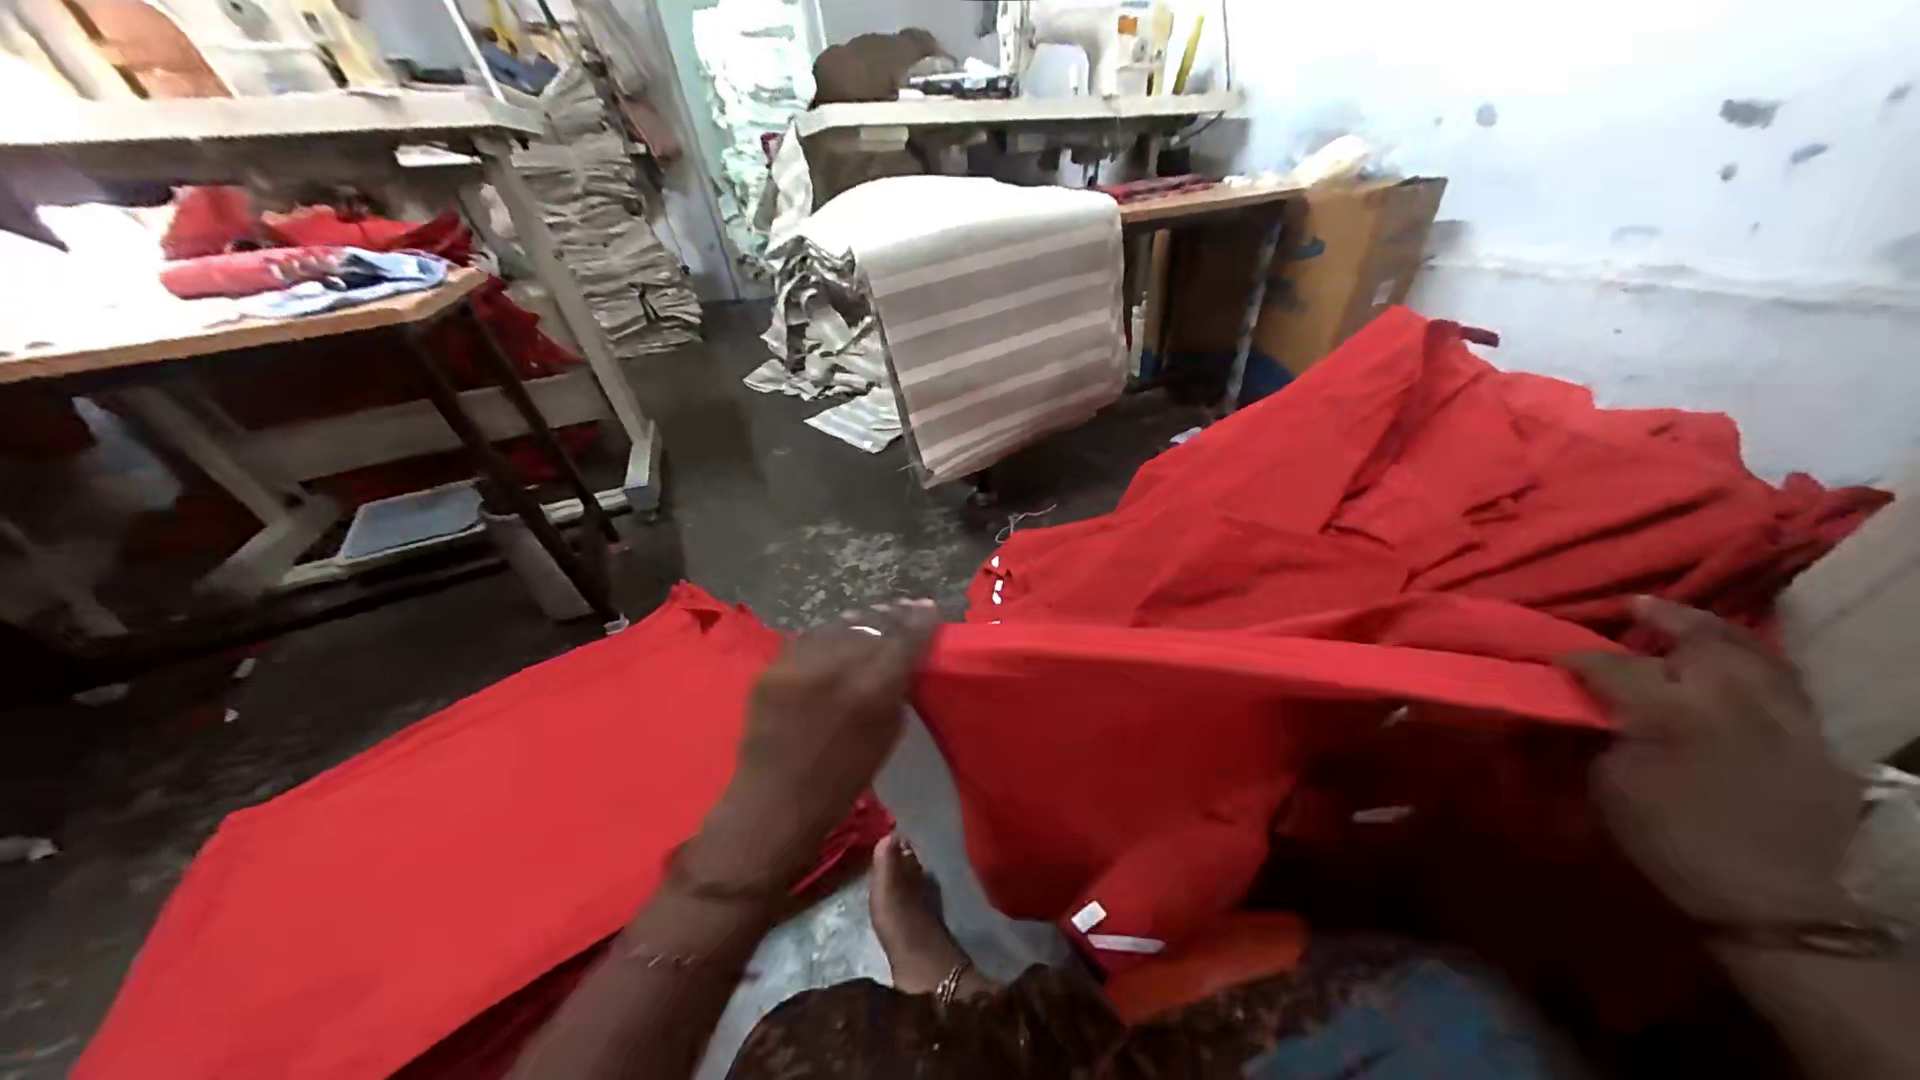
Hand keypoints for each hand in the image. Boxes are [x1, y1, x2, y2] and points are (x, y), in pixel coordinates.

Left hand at [685, 600, 939, 892]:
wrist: (774, 803)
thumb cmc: (841, 781)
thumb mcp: (887, 737)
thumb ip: (896, 691)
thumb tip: (903, 658)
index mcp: (872, 691)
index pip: (904, 640)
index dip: (919, 621)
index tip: (928, 607)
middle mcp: (835, 668)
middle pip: (871, 626)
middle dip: (891, 616)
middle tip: (904, 607)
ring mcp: (798, 665)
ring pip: (838, 626)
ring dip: (860, 621)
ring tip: (873, 615)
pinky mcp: (772, 668)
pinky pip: (809, 640)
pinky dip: (828, 637)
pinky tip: (836, 637)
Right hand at [1562, 598, 1863, 925]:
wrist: (1770, 896)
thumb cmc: (1667, 837)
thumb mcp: (1606, 781)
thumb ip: (1596, 730)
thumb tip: (1580, 703)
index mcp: (1666, 712)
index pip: (1608, 663)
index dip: (1575, 657)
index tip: (1555, 660)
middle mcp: (1729, 699)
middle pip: (1694, 637)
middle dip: (1659, 617)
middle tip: (1629, 607)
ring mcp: (1781, 714)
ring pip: (1750, 649)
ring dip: (1711, 630)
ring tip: (1682, 621)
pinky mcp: (1814, 734)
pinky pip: (1783, 678)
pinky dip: (1752, 659)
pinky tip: (1731, 658)